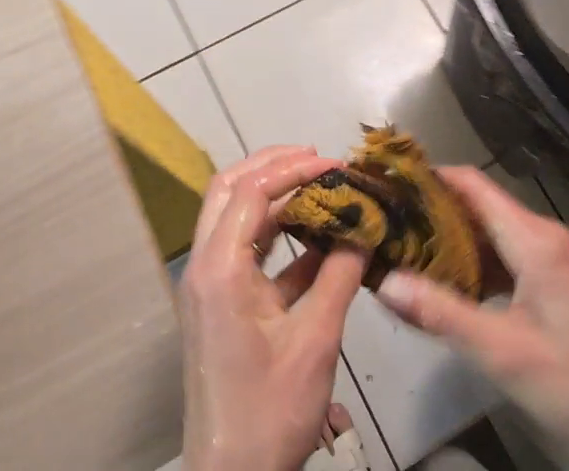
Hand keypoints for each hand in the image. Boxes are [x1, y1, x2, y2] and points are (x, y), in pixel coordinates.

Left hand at [181, 147, 367, 470]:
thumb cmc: (271, 409)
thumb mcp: (315, 340)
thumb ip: (339, 277)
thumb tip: (363, 230)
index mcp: (219, 269)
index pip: (249, 192)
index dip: (291, 169)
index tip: (333, 162)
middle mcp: (205, 266)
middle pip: (228, 190)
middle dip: (271, 167)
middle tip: (318, 159)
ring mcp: (208, 285)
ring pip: (233, 216)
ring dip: (272, 196)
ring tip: (318, 184)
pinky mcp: (220, 303)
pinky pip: (245, 252)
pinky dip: (276, 235)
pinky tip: (316, 236)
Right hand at [374, 167, 568, 470]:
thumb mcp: (502, 353)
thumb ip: (442, 313)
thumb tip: (384, 281)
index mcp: (533, 240)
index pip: (472, 185)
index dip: (428, 177)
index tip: (386, 182)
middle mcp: (541, 235)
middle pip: (476, 204)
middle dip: (429, 209)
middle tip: (382, 220)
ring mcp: (548, 256)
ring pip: (487, 230)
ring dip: (446, 236)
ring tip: (398, 245)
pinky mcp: (550, 277)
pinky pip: (500, 253)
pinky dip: (468, 259)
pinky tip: (439, 279)